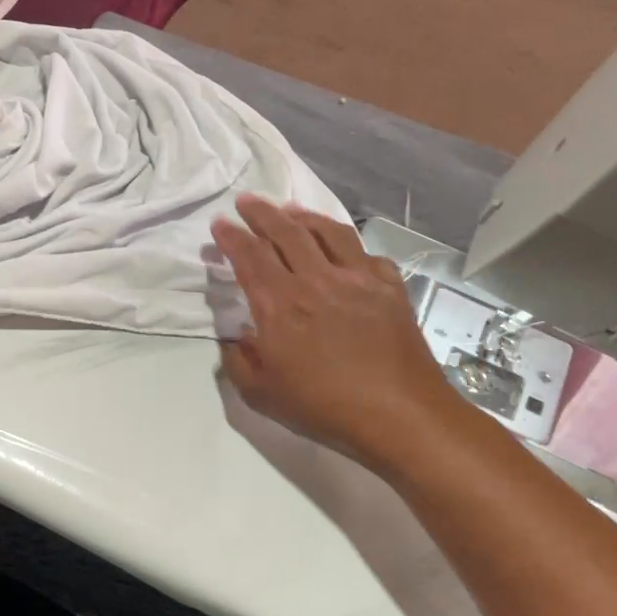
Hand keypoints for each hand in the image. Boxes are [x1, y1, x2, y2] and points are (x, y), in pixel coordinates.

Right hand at [211, 195, 470, 471]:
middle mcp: (316, 282)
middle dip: (262, 213)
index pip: (249, 258)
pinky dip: (344, 244)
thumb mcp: (258, 393)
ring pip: (326, 232)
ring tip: (288, 210)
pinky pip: (363, 253)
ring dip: (302, 216)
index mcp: (279, 306)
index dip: (231, 238)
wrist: (397, 413)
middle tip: (247, 202)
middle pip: (286, 233)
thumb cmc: (320, 406)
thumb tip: (236, 336)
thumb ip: (238, 359)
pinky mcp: (389, 288)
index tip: (219, 225)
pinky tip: (338, 248)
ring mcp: (357, 280)